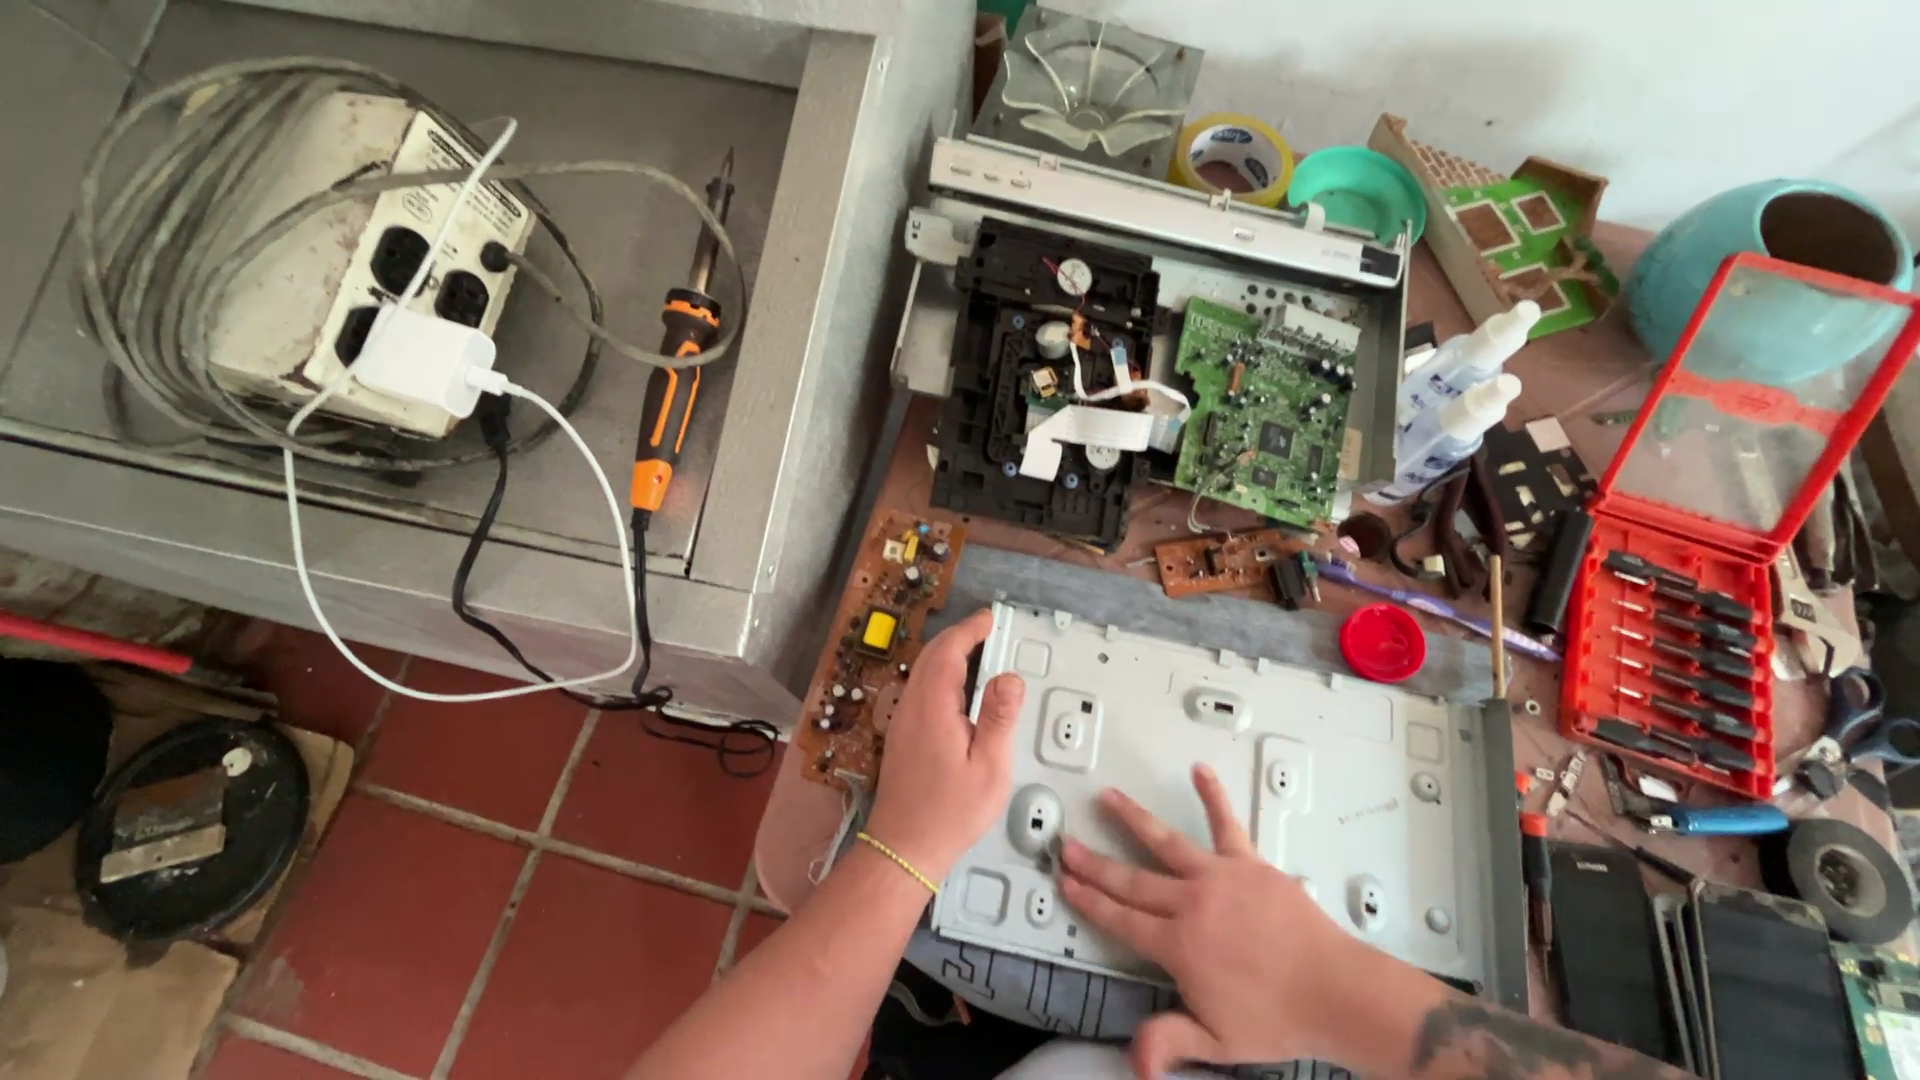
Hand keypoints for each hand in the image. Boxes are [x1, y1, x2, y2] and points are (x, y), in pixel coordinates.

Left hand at [865, 608, 1025, 882]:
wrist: (904, 847)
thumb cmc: (950, 812)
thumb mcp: (989, 767)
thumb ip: (999, 717)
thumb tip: (1009, 677)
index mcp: (933, 708)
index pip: (948, 652)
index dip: (969, 630)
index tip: (989, 618)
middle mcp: (911, 707)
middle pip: (930, 656)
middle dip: (958, 637)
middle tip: (987, 631)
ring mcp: (902, 721)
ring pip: (921, 672)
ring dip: (947, 654)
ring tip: (978, 653)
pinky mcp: (902, 736)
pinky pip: (919, 689)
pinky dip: (939, 674)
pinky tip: (958, 690)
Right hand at [1061, 765, 1366, 1077]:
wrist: (1335, 992)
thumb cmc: (1278, 1020)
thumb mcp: (1217, 1042)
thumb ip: (1169, 1041)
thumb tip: (1133, 1062)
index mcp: (1178, 945)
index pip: (1121, 919)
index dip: (1090, 901)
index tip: (1067, 882)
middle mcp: (1190, 904)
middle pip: (1131, 880)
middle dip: (1095, 863)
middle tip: (1067, 844)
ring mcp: (1218, 877)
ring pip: (1165, 843)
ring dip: (1133, 819)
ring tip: (1107, 796)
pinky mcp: (1248, 862)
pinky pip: (1226, 824)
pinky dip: (1212, 796)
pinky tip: (1199, 770)